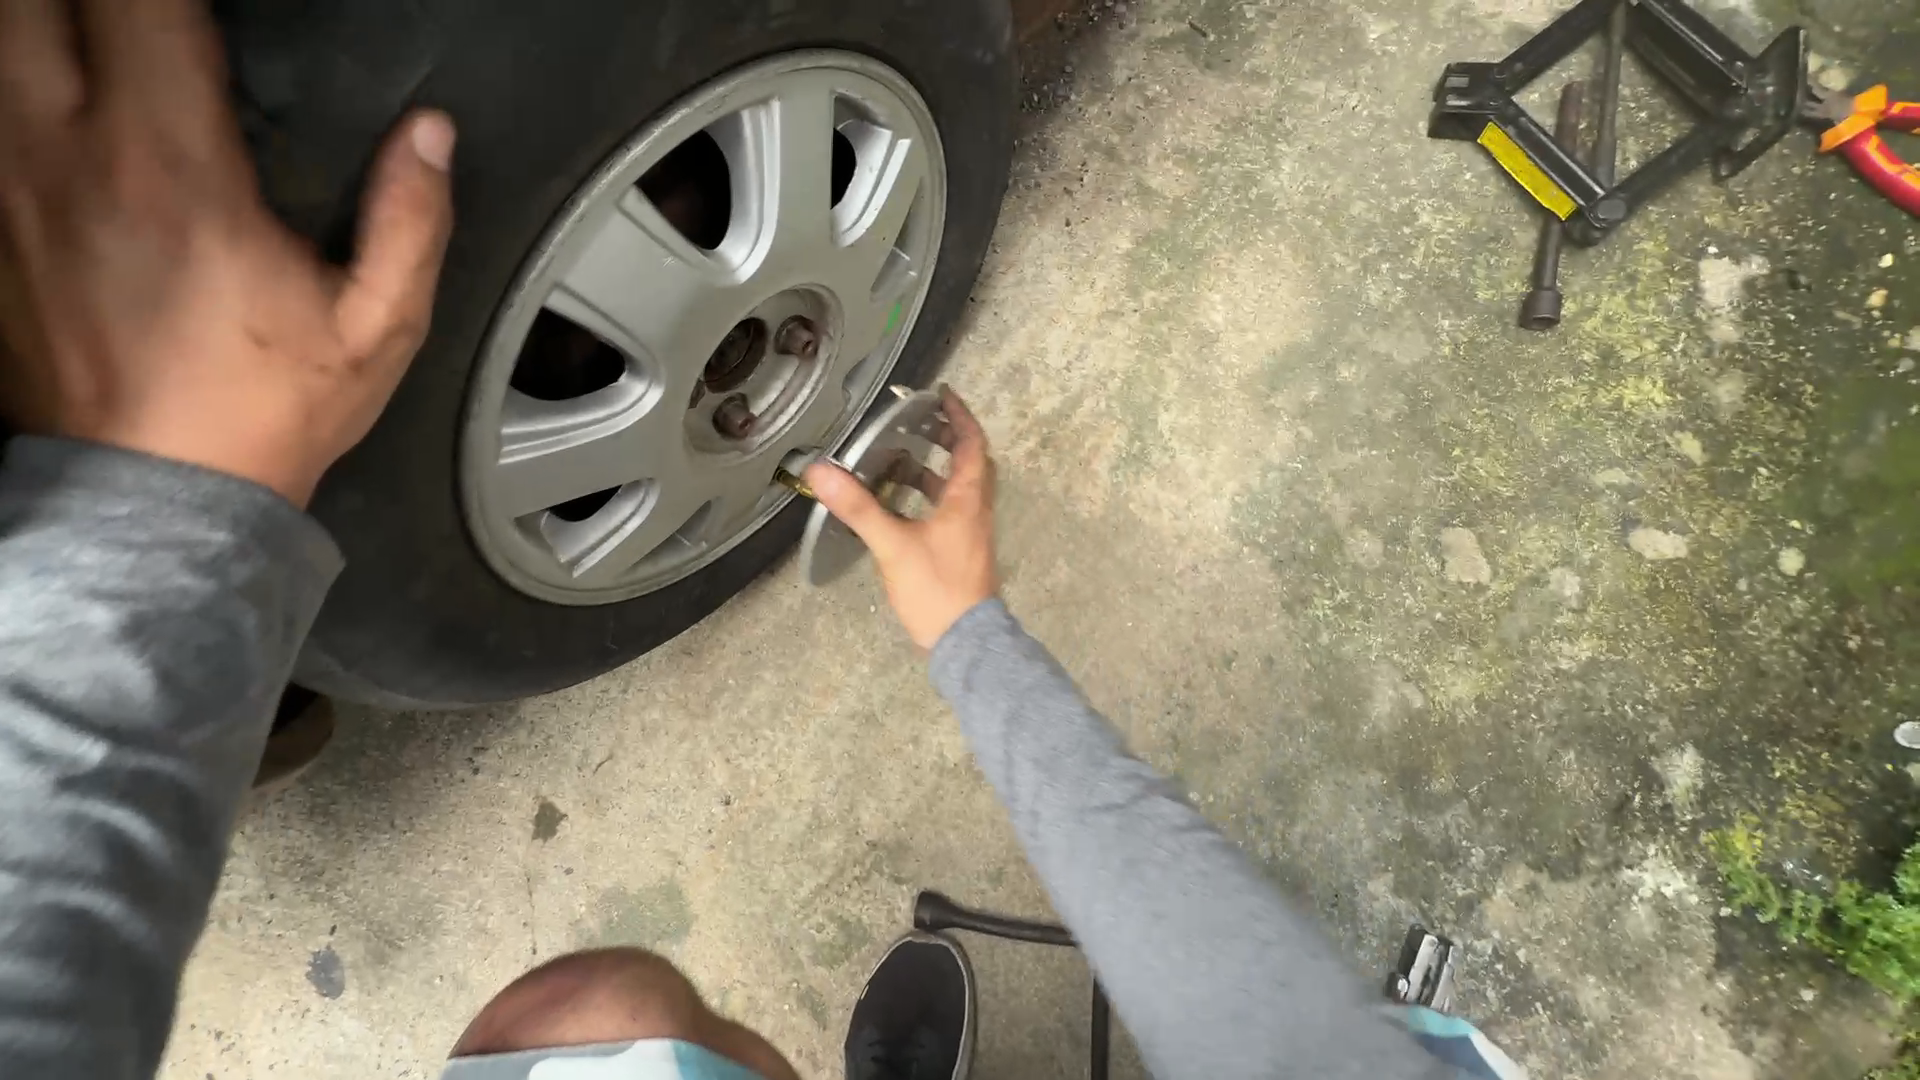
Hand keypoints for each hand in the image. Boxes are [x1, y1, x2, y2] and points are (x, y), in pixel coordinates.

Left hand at [0, 0, 454, 506]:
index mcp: (176, 174)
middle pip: (38, 5)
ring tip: (112, 47)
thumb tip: (432, 137)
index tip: (216, 9)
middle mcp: (63, 153)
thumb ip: (411, 224)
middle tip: (162, 22)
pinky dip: (23, 79)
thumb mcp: (381, 325)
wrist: (165, 477)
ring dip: (49, 28)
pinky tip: (66, 96)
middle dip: (106, 3)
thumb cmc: (281, 401)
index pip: (147, 12)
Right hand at [805, 390, 999, 650]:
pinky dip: (929, 498)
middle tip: (916, 425)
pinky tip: (901, 508)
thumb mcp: (893, 545)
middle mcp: (976, 510)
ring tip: (897, 463)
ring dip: (934, 471)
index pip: (972, 443)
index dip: (959, 415)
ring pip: (959, 488)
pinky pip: (951, 511)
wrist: (965, 640)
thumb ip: (858, 508)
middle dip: (946, 439)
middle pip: (970, 462)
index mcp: (968, 499)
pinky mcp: (964, 551)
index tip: (941, 394)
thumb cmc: (936, 588)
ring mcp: (972, 532)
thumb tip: (820, 472)